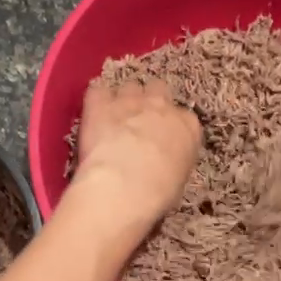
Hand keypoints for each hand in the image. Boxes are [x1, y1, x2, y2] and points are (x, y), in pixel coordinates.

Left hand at [69, 80, 200, 233]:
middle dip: (150, 103)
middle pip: (158, 90)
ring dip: (123, 100)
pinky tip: (92, 115)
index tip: (164, 141)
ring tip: (113, 120)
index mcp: (188, 127)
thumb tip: (163, 165)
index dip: (172, 128)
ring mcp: (130, 100)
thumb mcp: (178, 181)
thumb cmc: (157, 193)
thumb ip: (173, 162)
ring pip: (129, 87)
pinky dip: (96, 100)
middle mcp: (161, 106)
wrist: (123, 187)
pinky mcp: (100, 103)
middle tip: (139, 124)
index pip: (184, 117)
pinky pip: (98, 91)